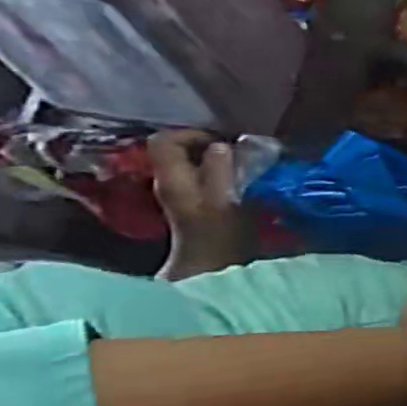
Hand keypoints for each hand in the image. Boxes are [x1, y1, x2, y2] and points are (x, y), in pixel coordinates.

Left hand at [149, 129, 247, 280]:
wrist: (212, 271)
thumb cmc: (222, 235)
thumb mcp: (225, 199)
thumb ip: (220, 169)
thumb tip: (222, 145)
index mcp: (172, 178)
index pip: (165, 140)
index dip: (192, 134)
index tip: (224, 141)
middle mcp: (168, 183)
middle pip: (175, 150)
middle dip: (205, 145)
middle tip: (237, 151)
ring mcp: (178, 196)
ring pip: (187, 164)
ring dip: (213, 159)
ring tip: (242, 165)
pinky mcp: (193, 206)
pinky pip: (199, 177)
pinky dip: (216, 173)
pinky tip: (237, 182)